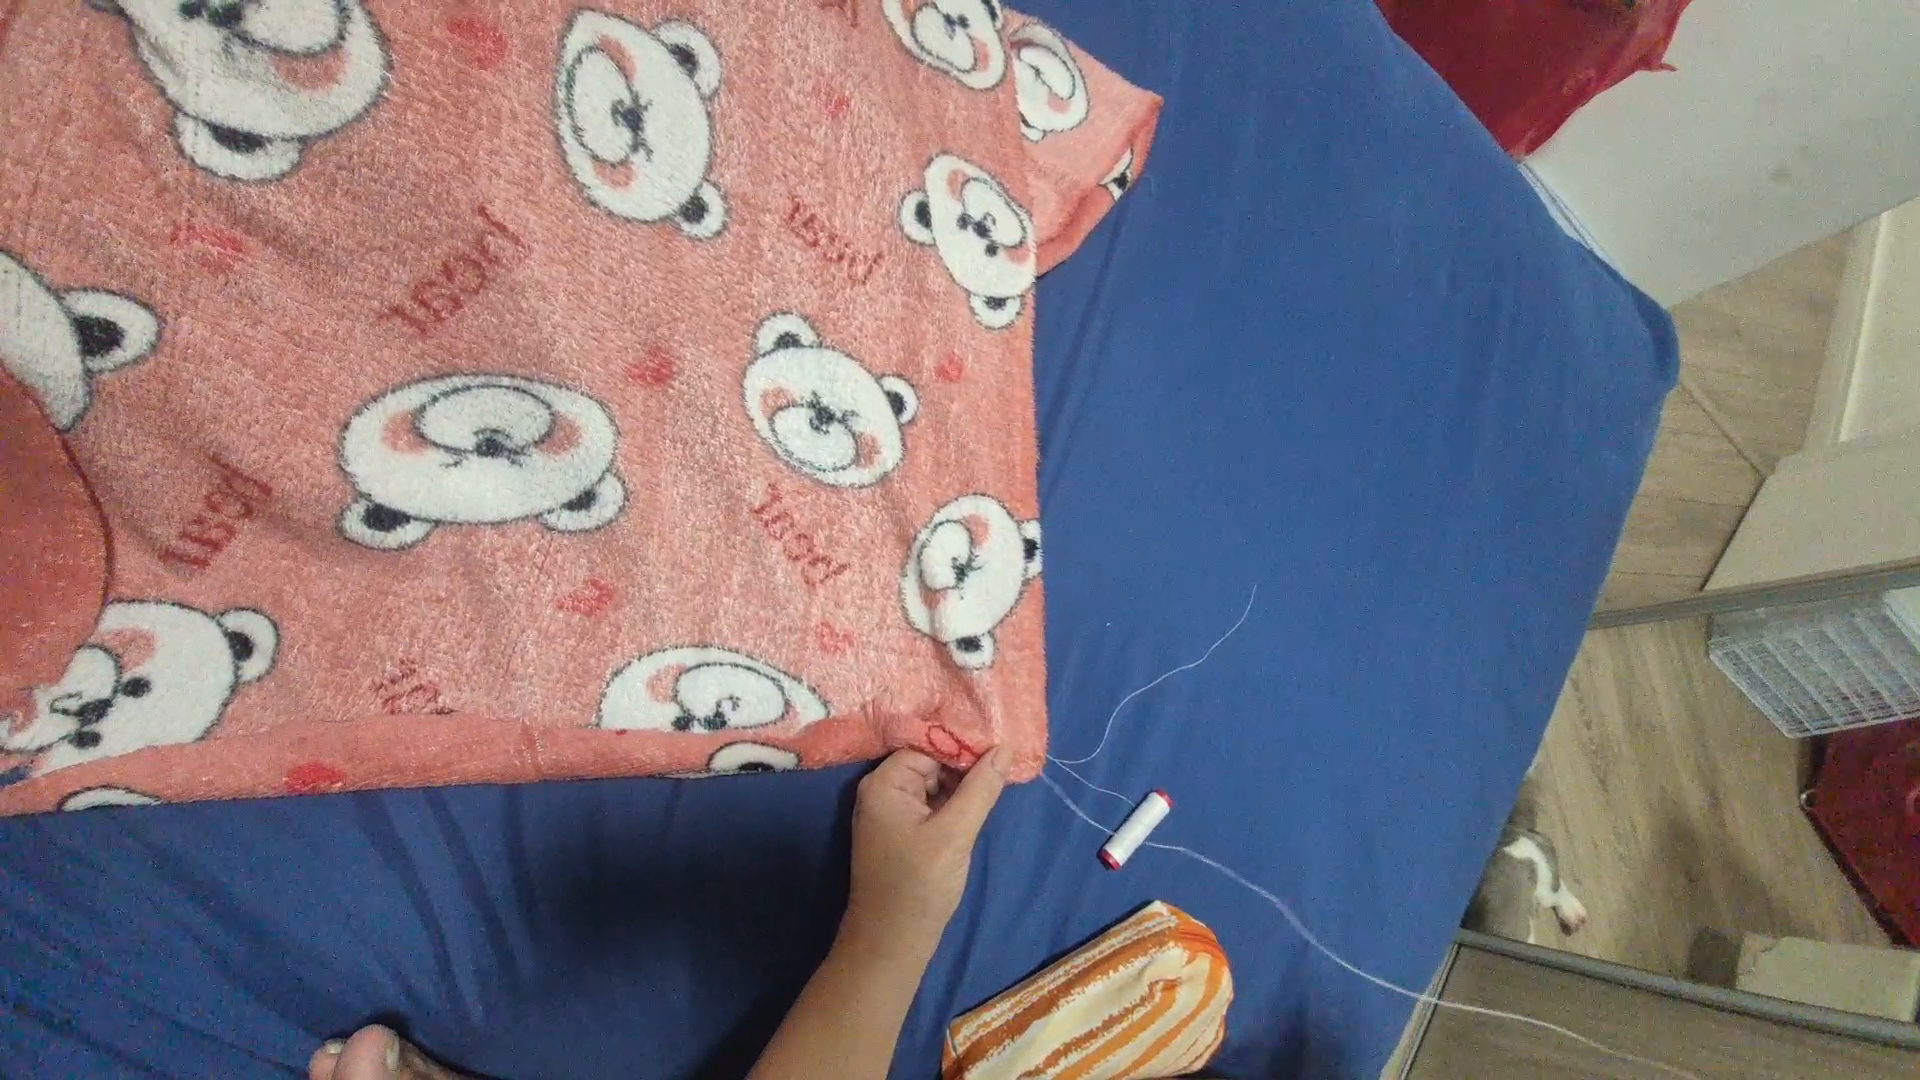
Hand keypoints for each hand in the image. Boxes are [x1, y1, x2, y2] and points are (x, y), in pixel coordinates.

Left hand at [843, 747, 1009, 953]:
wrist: (891, 946)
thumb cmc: (918, 887)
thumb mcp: (955, 833)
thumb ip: (980, 788)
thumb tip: (1004, 747)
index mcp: (885, 783)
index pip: (928, 744)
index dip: (963, 741)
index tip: (1000, 738)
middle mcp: (883, 789)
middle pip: (930, 759)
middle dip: (966, 759)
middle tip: (1006, 755)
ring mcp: (892, 810)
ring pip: (934, 780)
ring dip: (963, 780)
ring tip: (1000, 772)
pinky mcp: (903, 829)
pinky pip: (932, 801)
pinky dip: (955, 799)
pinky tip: (982, 797)